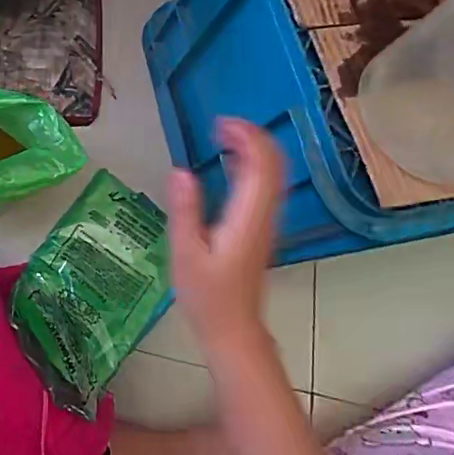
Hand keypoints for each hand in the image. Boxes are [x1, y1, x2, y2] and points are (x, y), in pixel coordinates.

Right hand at [167, 117, 286, 358]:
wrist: (233, 330)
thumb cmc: (207, 296)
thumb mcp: (186, 254)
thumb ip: (185, 211)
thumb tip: (180, 170)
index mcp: (247, 217)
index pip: (262, 166)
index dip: (248, 137)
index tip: (220, 124)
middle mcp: (264, 215)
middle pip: (274, 164)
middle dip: (252, 137)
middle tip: (220, 126)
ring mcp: (267, 222)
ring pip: (273, 174)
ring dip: (253, 149)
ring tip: (223, 136)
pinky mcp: (261, 228)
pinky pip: (266, 186)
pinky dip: (252, 166)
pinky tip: (230, 162)